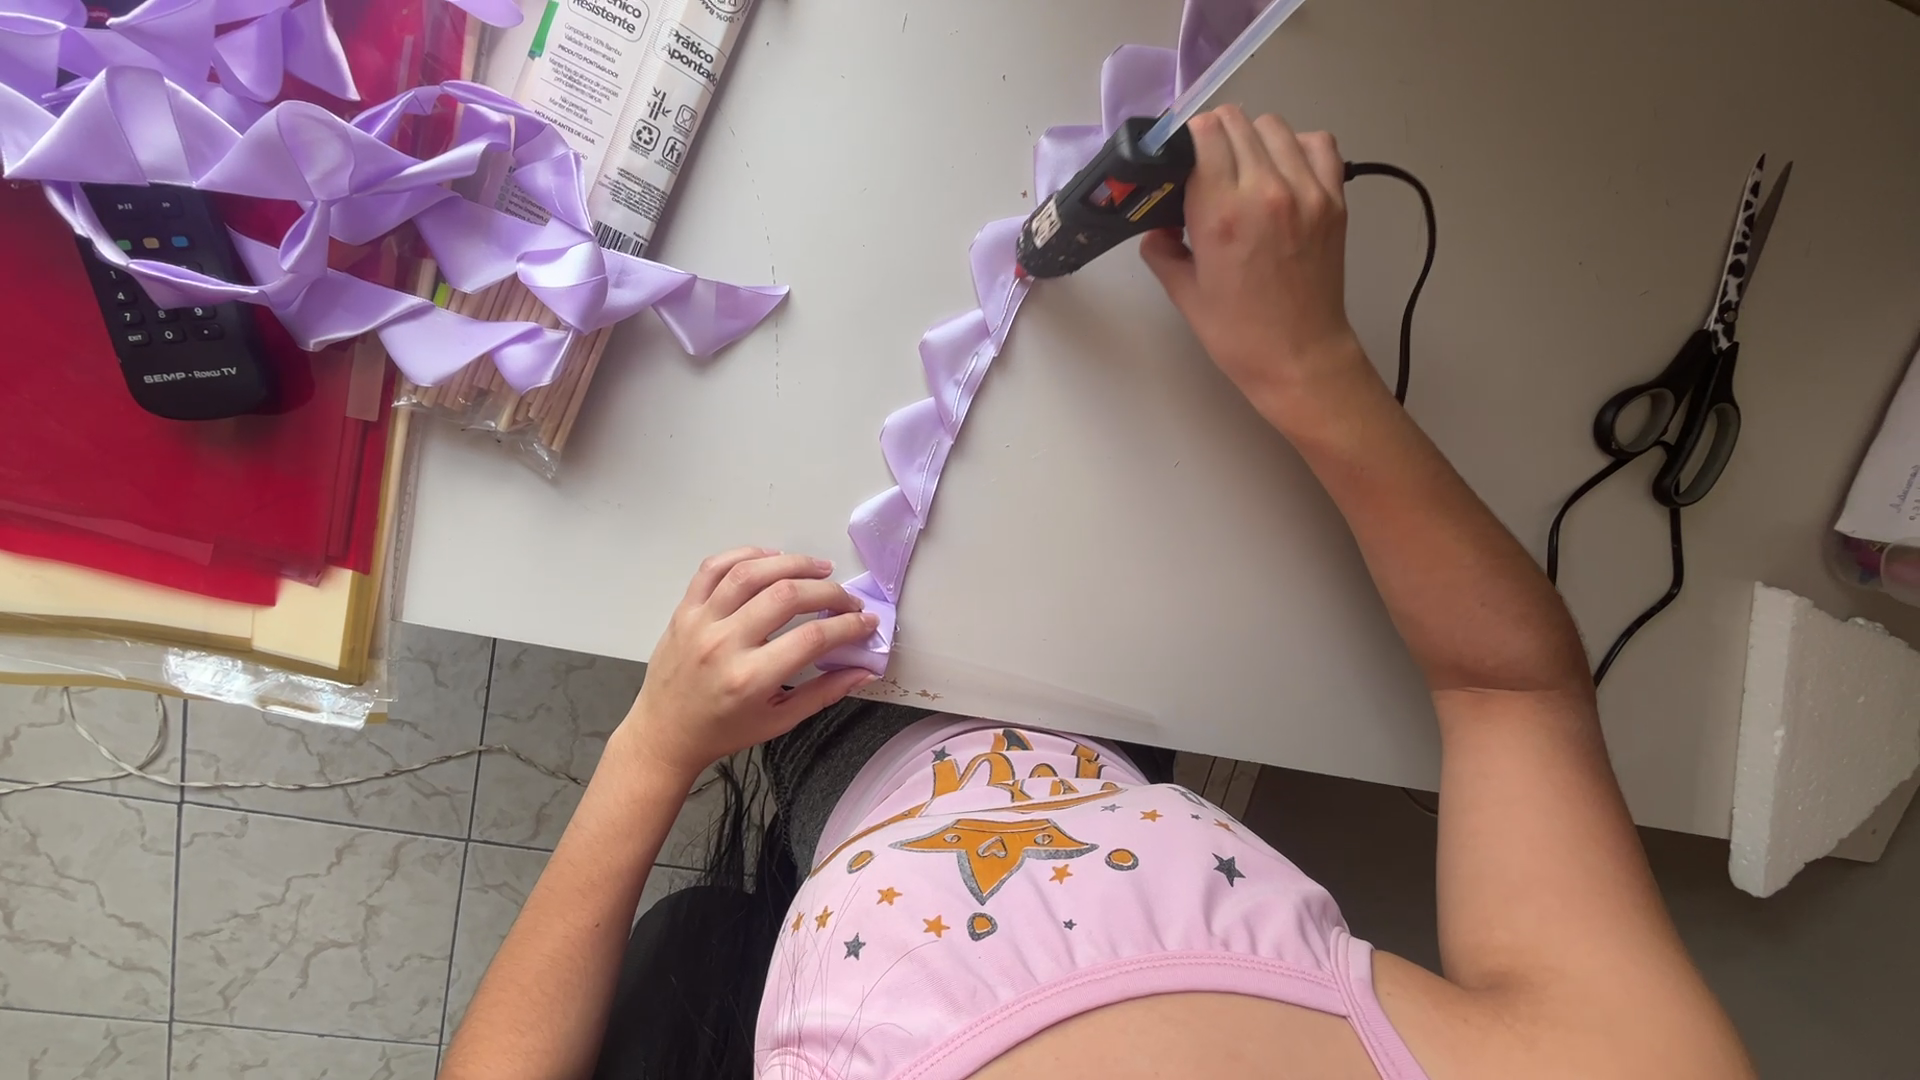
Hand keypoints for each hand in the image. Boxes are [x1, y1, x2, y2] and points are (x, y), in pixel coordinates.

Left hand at [620, 547, 879, 778]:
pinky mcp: (684, 610)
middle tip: (847, 599)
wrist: (664, 735)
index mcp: (750, 680)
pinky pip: (714, 567)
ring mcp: (700, 623)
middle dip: (828, 592)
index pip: (812, 638)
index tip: (866, 622)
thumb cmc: (724, 731)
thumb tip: (865, 671)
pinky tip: (772, 559)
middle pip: (786, 596)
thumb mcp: (779, 721)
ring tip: (819, 568)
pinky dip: (747, 555)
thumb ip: (825, 693)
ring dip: (793, 563)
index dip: (848, 625)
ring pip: (751, 573)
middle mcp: (723, 645)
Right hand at [1141, 107, 1367, 414]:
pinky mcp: (1334, 198)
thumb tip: (1158, 226)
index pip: (1203, 134)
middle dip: (1213, 135)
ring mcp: (1306, 191)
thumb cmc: (1237, 334)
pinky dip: (1295, 146)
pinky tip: (1281, 173)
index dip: (1186, 139)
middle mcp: (1265, 191)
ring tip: (1243, 171)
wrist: (1299, 357)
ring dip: (1251, 138)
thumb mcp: (1185, 295)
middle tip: (1205, 167)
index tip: (1180, 160)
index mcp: (1221, 215)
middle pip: (1236, 121)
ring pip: (1274, 125)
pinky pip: (1317, 143)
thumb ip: (1163, 251)